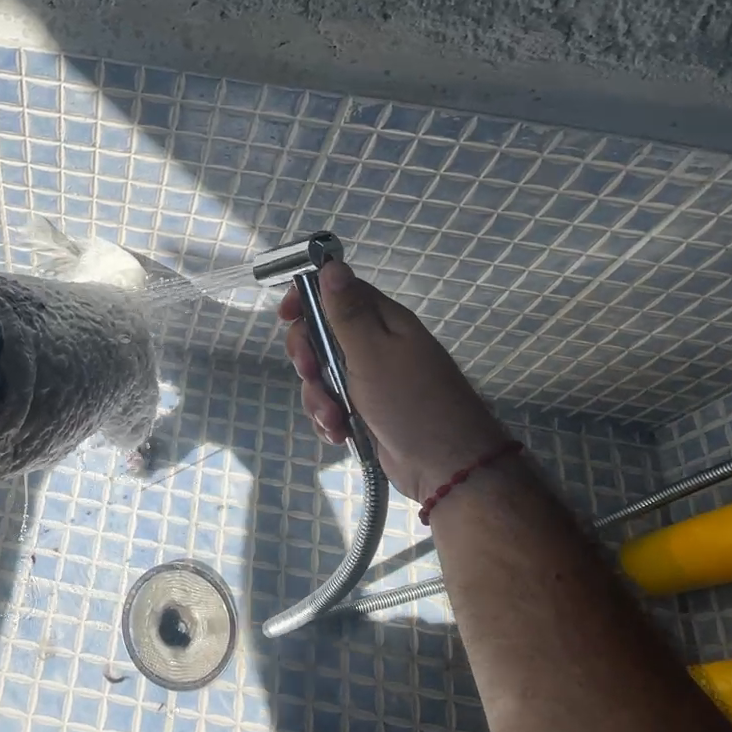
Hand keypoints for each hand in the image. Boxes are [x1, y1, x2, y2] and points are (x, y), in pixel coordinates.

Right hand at [280, 260, 510, 499]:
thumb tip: (332, 264)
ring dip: (318, 396)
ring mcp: (370, 379)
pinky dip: (329, 419)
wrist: (446, 468)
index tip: (285, 316)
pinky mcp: (365, 410)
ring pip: (322, 375)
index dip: (306, 298)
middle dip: (307, 357)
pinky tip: (338, 433)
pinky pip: (331, 404)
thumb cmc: (411, 402)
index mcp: (383, 321)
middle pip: (321, 335)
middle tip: (310, 373)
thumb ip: (347, 311)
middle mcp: (376, 344)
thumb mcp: (372, 352)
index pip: (337, 291)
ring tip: (333, 418)